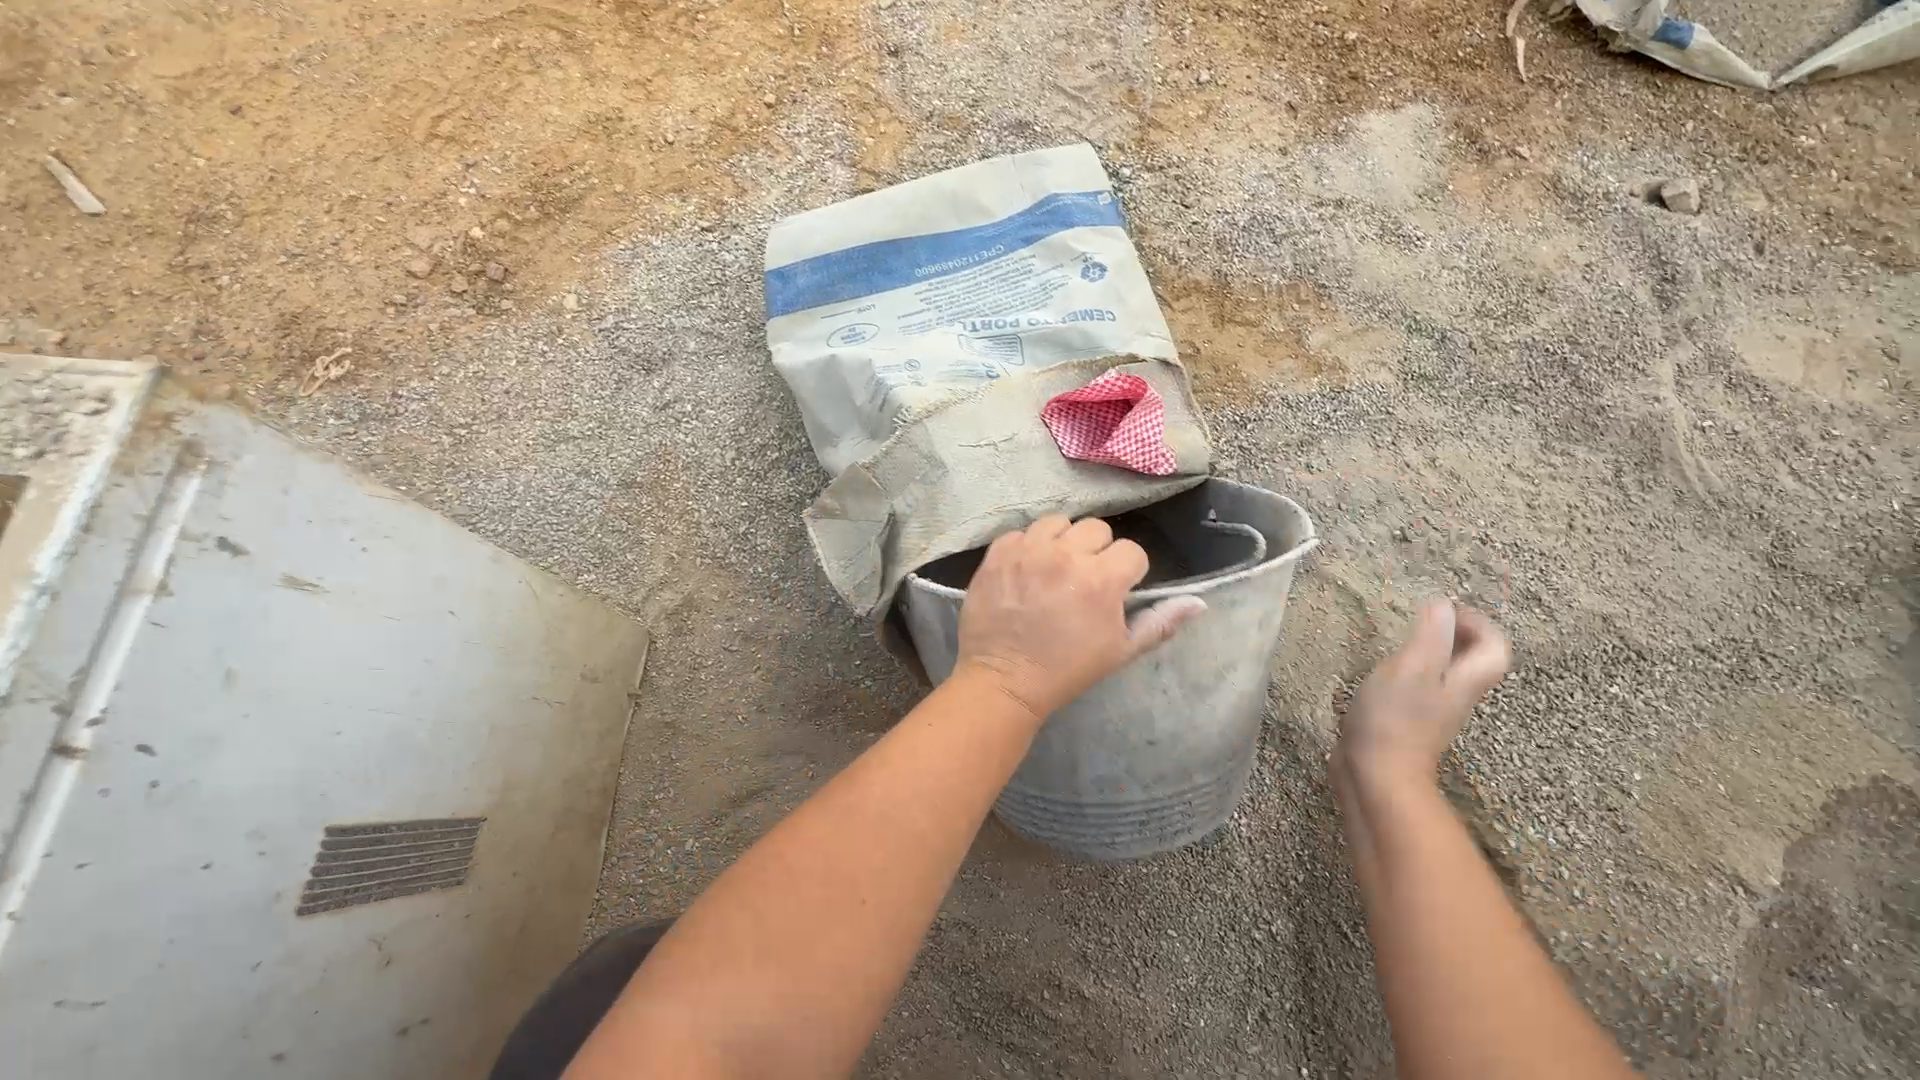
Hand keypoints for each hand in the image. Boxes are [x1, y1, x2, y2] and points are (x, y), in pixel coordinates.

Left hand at [954, 515, 1206, 722]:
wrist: (1005, 680)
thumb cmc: (1068, 669)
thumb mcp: (1121, 651)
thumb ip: (1160, 622)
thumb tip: (1198, 602)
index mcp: (1101, 580)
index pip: (1131, 551)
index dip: (1128, 572)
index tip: (1115, 591)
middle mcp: (1065, 556)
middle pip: (1096, 529)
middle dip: (1097, 551)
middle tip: (1084, 579)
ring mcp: (1028, 551)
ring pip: (1058, 522)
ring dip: (1061, 541)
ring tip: (1055, 567)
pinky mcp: (997, 554)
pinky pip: (1020, 532)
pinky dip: (1027, 546)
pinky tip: (1027, 569)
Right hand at [1335, 599, 1509, 792]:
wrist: (1376, 775)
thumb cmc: (1395, 718)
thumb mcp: (1411, 667)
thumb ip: (1431, 634)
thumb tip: (1442, 604)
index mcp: (1465, 680)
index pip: (1495, 647)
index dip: (1477, 623)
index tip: (1443, 611)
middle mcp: (1457, 695)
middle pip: (1475, 660)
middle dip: (1457, 634)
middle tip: (1423, 620)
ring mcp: (1434, 711)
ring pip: (1447, 673)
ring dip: (1432, 651)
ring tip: (1402, 640)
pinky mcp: (1409, 722)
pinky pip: (1421, 688)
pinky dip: (1410, 672)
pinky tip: (1383, 672)